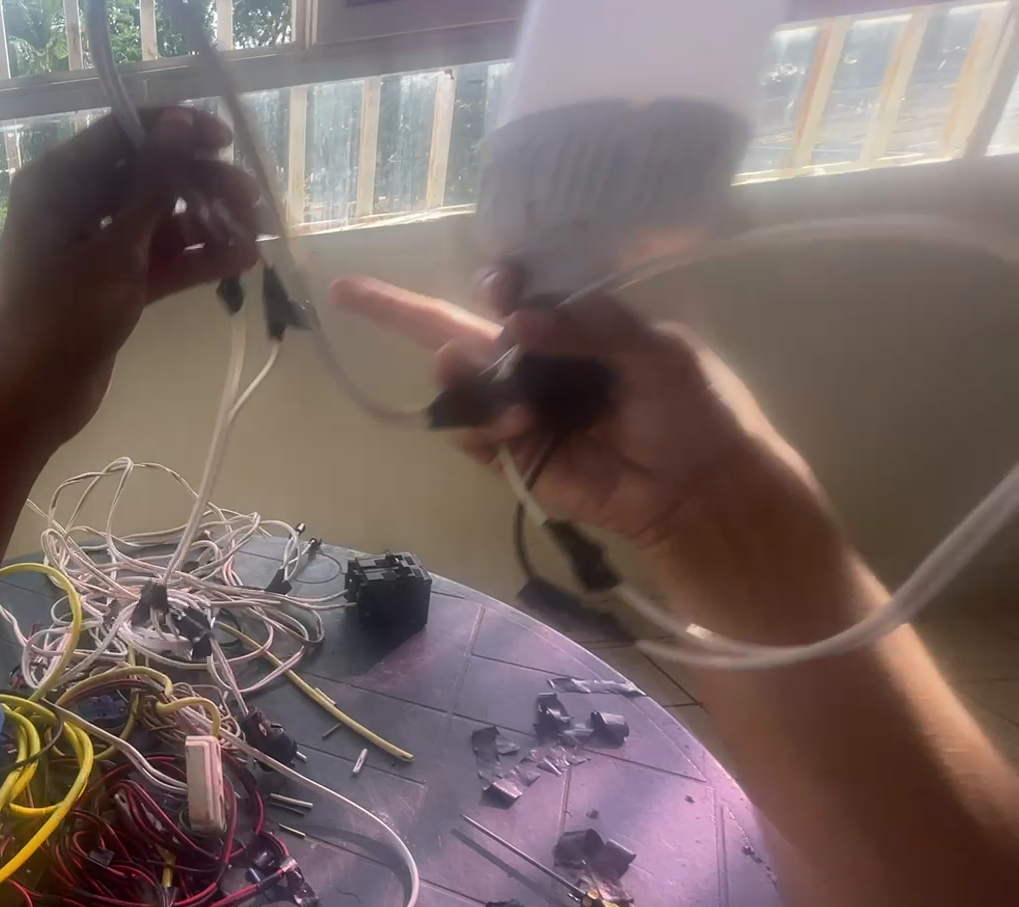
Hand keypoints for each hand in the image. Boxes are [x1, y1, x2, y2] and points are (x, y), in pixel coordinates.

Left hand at [0, 107, 259, 447]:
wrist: (31, 397)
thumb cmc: (63, 317)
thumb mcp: (115, 250)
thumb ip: (152, 187)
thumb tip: (176, 124)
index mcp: (58, 180)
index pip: (123, 133)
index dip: (176, 130)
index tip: (224, 141)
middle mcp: (72, 205)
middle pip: (146, 177)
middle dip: (200, 186)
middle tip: (252, 202)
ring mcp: (92, 249)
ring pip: (156, 222)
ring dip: (204, 226)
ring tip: (255, 235)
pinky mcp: (109, 286)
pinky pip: (155, 261)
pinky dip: (191, 261)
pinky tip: (238, 261)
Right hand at [328, 270, 823, 554]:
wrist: (693, 490)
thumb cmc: (691, 411)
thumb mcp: (659, 354)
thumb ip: (593, 328)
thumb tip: (516, 319)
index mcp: (566, 327)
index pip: (511, 295)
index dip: (494, 284)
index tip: (500, 284)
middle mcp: (527, 362)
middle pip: (449, 330)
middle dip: (393, 309)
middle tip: (347, 291)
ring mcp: (508, 408)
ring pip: (456, 387)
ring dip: (463, 386)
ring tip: (513, 408)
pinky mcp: (502, 453)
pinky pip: (466, 434)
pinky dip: (477, 429)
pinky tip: (514, 431)